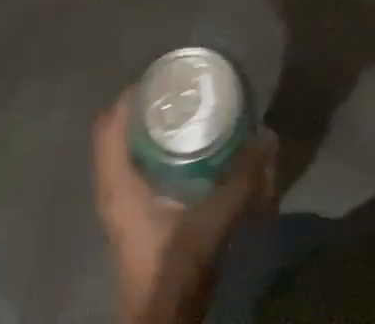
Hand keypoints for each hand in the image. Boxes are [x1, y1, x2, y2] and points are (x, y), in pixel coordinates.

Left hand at [94, 89, 276, 323]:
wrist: (163, 318)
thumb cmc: (176, 265)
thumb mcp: (213, 220)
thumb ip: (241, 180)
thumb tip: (265, 138)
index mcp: (119, 183)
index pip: (109, 125)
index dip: (129, 95)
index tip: (160, 75)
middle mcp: (111, 189)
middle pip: (114, 134)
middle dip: (141, 108)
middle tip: (176, 90)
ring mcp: (118, 205)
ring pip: (122, 153)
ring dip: (145, 130)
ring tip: (180, 112)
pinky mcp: (130, 217)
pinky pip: (132, 169)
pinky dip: (150, 151)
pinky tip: (181, 150)